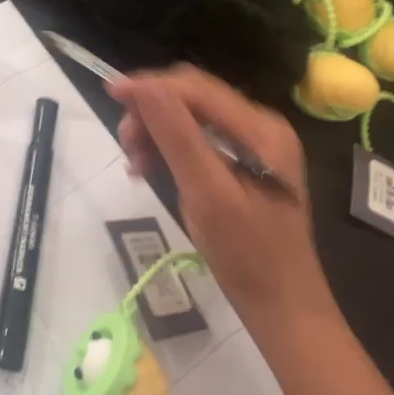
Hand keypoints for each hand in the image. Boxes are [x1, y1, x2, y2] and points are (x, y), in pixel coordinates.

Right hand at [107, 67, 329, 321]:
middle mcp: (259, 126)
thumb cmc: (248, 256)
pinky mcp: (242, 161)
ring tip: (135, 162)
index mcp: (260, 129)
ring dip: (155, 130)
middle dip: (151, 111)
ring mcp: (252, 143)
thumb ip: (177, 135)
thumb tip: (143, 85)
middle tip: (126, 144)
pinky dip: (168, 146)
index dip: (150, 87)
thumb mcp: (208, 194)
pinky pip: (195, 136)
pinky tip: (150, 168)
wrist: (283, 309)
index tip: (110, 95)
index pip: (195, 88)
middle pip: (191, 97)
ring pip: (188, 115)